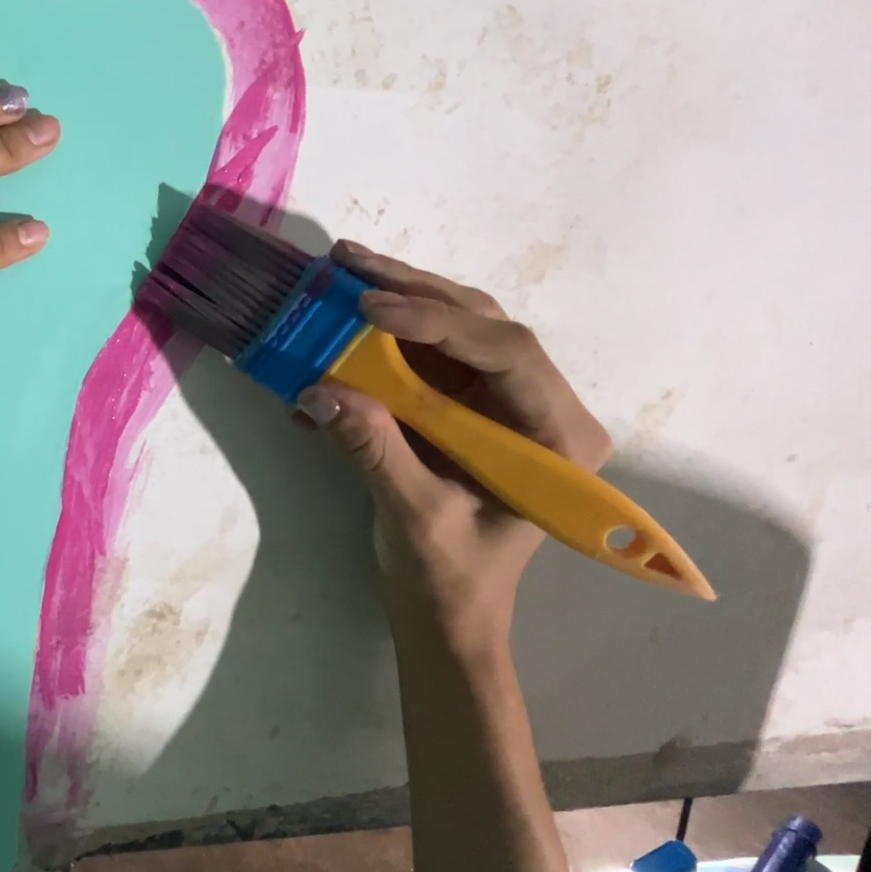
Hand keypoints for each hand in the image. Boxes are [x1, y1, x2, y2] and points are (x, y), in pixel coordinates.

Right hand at [295, 242, 611, 631]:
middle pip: (478, 324)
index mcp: (553, 435)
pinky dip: (373, 336)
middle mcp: (532, 405)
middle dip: (412, 289)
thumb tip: (317, 389)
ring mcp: (492, 402)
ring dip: (393, 296)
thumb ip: (372, 449)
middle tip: (347, 262)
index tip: (368, 310)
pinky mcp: (454, 405)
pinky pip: (416, 354)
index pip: (507, 352)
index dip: (438, 322)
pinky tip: (334, 318)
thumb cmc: (449, 575)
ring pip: (449, 327)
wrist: (444, 609)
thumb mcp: (413, 514)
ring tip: (340, 267)